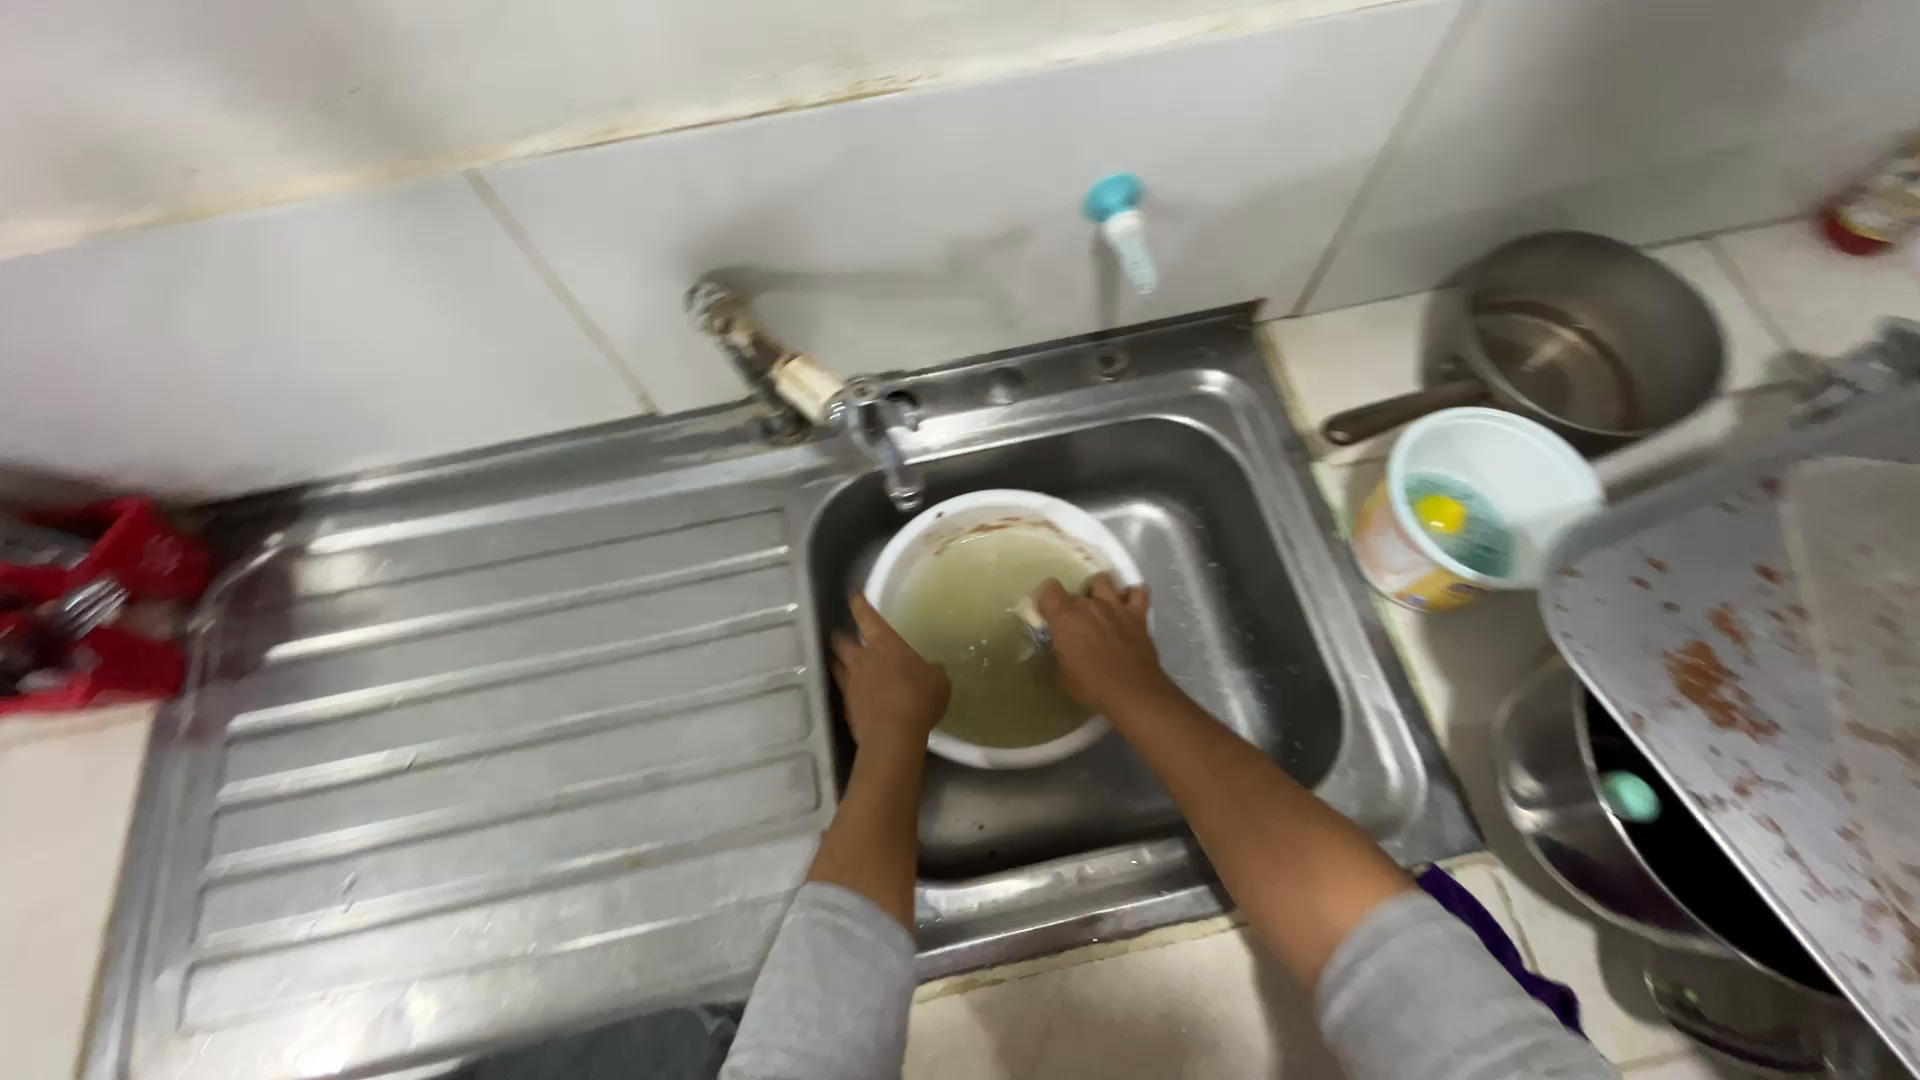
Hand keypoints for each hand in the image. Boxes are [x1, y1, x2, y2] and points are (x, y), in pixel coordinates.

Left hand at [831, 593, 950, 759]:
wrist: (892, 736)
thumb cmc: (919, 699)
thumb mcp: (938, 682)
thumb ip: (932, 673)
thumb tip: (933, 670)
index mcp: (886, 645)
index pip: (868, 617)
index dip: (859, 605)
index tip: (853, 596)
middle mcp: (862, 660)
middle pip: (841, 642)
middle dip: (839, 636)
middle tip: (840, 634)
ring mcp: (851, 685)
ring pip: (836, 666)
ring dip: (836, 661)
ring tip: (838, 661)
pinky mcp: (846, 709)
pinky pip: (843, 693)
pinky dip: (847, 691)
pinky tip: (854, 696)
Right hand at [1036, 573, 1181, 716]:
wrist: (1132, 692)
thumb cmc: (1092, 686)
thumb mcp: (1062, 675)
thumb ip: (1058, 654)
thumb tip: (1060, 649)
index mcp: (1065, 618)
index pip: (1048, 589)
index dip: (1046, 599)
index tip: (1049, 613)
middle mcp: (1090, 605)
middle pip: (1075, 592)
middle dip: (1073, 606)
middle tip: (1077, 626)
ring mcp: (1116, 606)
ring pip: (1103, 580)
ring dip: (1099, 590)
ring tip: (1100, 606)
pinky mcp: (1138, 614)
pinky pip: (1138, 592)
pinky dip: (1132, 595)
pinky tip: (1129, 606)